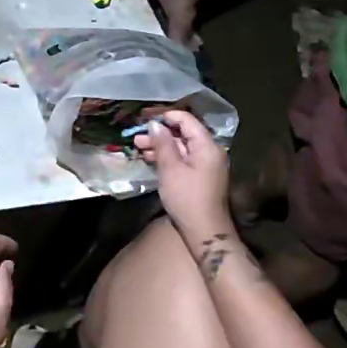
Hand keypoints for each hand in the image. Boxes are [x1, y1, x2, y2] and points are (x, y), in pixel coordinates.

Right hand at [133, 110, 230, 236]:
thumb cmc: (187, 198)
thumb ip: (163, 144)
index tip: (145, 119)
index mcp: (207, 146)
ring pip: (181, 147)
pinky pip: (183, 159)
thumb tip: (155, 124)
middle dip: (159, 134)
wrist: (204, 231)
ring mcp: (205, 165)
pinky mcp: (200, 176)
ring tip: (139, 148)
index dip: (166, 116)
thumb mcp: (171, 169)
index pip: (187, 120)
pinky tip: (151, 160)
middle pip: (183, 133)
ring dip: (161, 146)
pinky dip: (168, 158)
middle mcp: (209, 151)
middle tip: (136, 138)